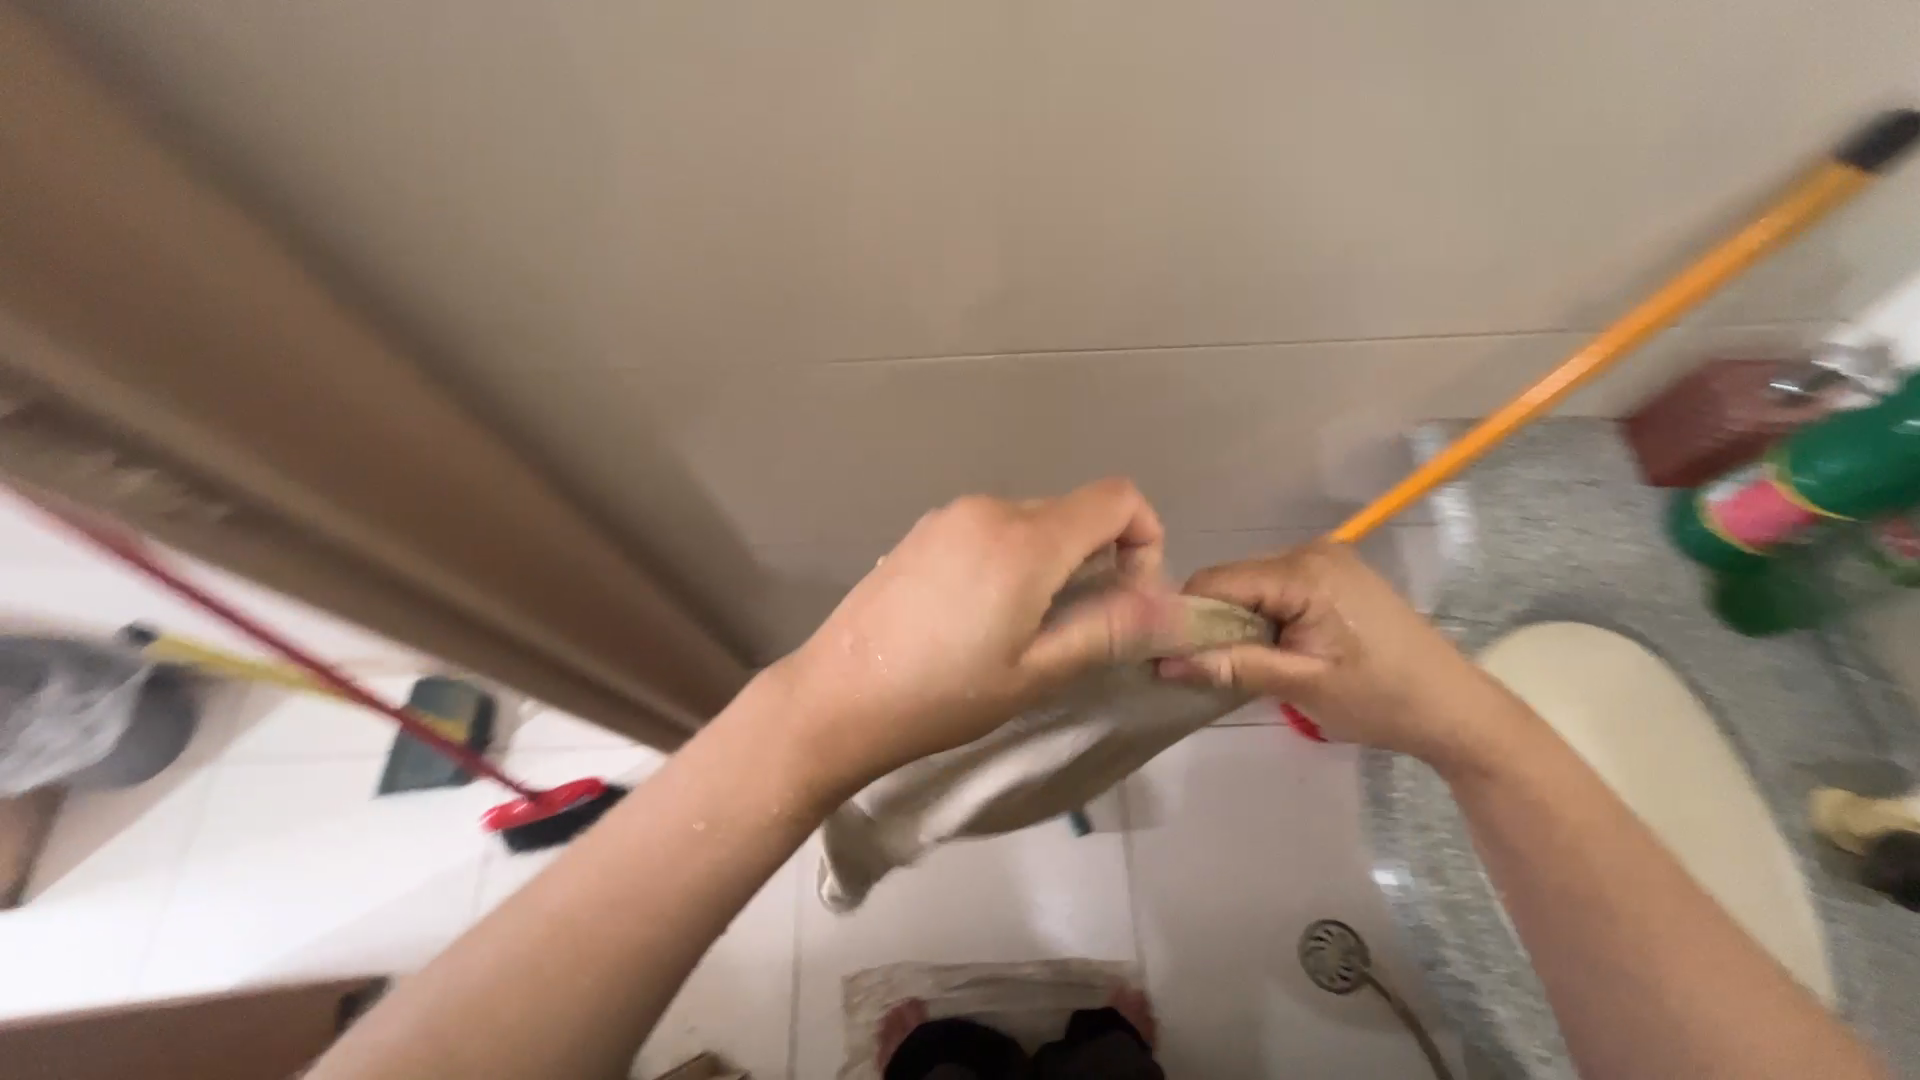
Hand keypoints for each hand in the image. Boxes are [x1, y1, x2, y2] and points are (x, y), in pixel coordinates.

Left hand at [775, 478, 1181, 788]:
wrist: (835, 697)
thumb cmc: (942, 695)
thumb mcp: (1036, 671)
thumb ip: (1109, 627)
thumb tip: (1172, 604)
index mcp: (1025, 539)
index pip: (1118, 498)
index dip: (1145, 539)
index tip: (1128, 596)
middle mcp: (988, 509)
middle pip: (1073, 512)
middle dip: (1095, 559)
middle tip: (1073, 627)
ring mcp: (948, 516)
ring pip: (1031, 522)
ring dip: (1050, 562)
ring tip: (1020, 628)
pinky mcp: (921, 531)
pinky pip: (989, 529)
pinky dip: (1010, 558)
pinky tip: (977, 614)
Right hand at [1160, 542, 1516, 766]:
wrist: (1456, 709)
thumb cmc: (1382, 700)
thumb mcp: (1302, 686)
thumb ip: (1233, 666)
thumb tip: (1165, 664)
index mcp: (1304, 573)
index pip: (1216, 581)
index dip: (1187, 617)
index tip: (1172, 655)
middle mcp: (1311, 551)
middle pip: (1232, 580)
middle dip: (1214, 621)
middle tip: (1214, 667)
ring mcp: (1326, 559)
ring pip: (1250, 584)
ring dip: (1240, 621)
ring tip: (1250, 663)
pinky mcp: (1335, 573)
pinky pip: (1275, 587)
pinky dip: (1264, 616)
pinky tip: (1276, 648)